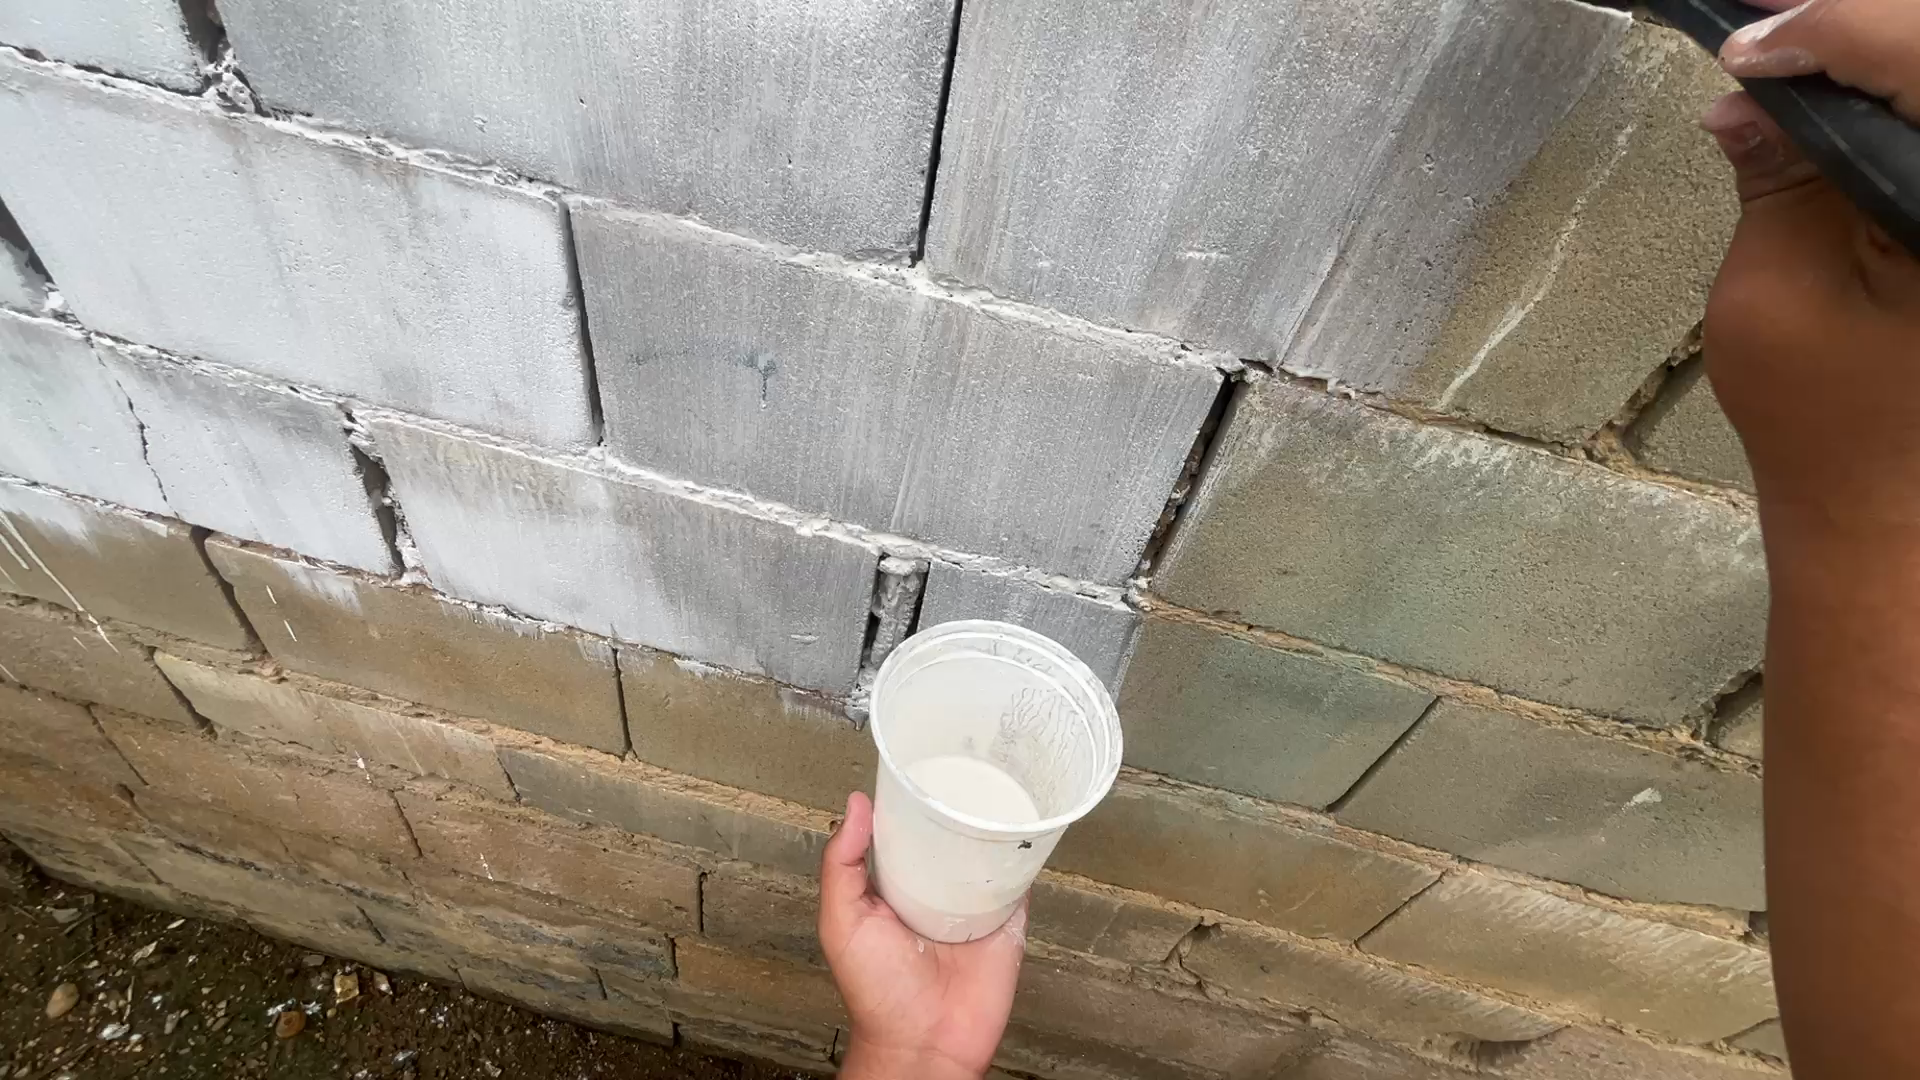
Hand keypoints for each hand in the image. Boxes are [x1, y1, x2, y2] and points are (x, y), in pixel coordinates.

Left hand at [817, 792, 1025, 1079]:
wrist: (927, 1045)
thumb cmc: (878, 995)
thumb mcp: (843, 923)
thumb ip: (842, 866)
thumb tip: (855, 806)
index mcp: (898, 882)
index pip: (907, 828)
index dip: (912, 799)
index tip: (920, 764)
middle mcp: (937, 886)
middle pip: (952, 832)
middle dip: (959, 802)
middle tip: (968, 764)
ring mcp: (974, 901)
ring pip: (988, 849)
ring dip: (995, 823)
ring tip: (1004, 783)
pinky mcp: (1007, 918)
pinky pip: (1020, 879)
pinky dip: (1025, 855)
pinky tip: (1027, 828)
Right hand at [1699, 0, 1919, 547]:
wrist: (1904, 491)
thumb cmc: (1823, 408)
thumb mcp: (1772, 294)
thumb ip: (1779, 185)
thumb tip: (1743, 99)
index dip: (1840, 28)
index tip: (1745, 38)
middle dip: (1868, 25)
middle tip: (1770, 26)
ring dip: (1891, 54)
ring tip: (1802, 51)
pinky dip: (1905, 97)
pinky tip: (1849, 100)